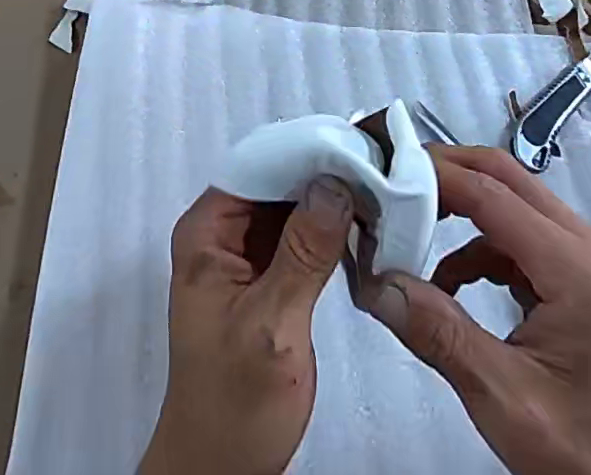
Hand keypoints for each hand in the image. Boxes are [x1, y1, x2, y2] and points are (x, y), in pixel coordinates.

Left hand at [139, 179, 354, 474]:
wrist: (223, 464)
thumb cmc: (232, 406)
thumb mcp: (270, 326)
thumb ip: (302, 253)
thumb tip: (335, 184)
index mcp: (208, 233)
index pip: (258, 163)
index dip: (306, 150)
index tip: (356, 148)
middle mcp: (226, 230)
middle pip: (280, 174)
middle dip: (327, 167)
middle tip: (380, 164)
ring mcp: (251, 247)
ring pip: (297, 197)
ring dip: (336, 191)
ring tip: (382, 183)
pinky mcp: (276, 266)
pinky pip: (308, 225)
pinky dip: (337, 219)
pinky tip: (369, 217)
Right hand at [362, 146, 590, 474]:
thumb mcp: (508, 400)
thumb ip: (441, 336)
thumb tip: (378, 284)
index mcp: (573, 262)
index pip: (490, 191)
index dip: (436, 174)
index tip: (387, 171)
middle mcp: (584, 244)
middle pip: (506, 179)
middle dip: (448, 173)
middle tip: (394, 181)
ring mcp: (588, 261)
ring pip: (514, 209)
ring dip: (463, 214)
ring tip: (411, 235)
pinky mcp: (584, 283)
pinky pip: (524, 244)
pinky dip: (483, 251)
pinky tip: (453, 288)